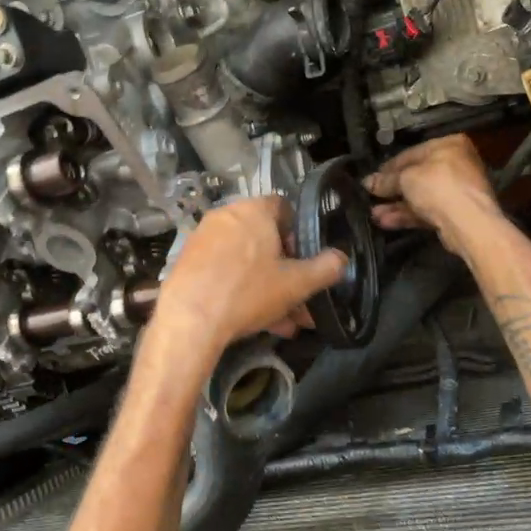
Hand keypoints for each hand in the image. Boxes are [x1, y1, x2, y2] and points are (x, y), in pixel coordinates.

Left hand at [154, 196, 347, 356]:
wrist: (190, 320)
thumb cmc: (248, 292)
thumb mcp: (296, 284)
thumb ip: (324, 269)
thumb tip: (341, 259)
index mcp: (254, 211)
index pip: (284, 207)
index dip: (299, 233)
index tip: (304, 260)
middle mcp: (226, 217)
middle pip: (265, 240)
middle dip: (285, 273)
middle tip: (298, 300)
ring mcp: (204, 240)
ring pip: (246, 262)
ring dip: (267, 289)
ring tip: (282, 323)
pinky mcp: (189, 264)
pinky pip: (225, 273)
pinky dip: (242, 292)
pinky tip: (256, 322)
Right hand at [363, 135, 499, 245]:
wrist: (468, 222)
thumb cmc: (438, 186)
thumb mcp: (406, 178)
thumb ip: (387, 180)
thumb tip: (367, 182)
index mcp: (449, 145)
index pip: (412, 153)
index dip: (389, 167)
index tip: (371, 179)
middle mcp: (455, 164)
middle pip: (416, 176)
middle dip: (392, 189)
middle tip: (371, 197)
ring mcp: (456, 190)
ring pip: (420, 196)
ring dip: (396, 206)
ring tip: (374, 215)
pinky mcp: (454, 213)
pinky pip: (426, 211)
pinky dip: (407, 216)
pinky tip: (386, 222)